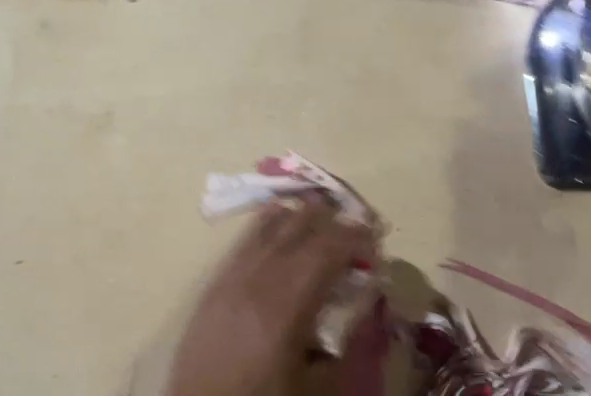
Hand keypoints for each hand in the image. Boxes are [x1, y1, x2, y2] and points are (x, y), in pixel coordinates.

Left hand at [166, 200, 376, 395]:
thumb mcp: (317, 387)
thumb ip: (346, 343)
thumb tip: (365, 302)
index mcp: (286, 304)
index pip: (326, 249)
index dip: (355, 236)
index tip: (376, 235)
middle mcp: (257, 278)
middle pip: (299, 227)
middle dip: (332, 219)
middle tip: (357, 223)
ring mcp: (231, 274)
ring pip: (269, 223)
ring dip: (300, 214)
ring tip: (324, 212)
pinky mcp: (214, 281)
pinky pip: (245, 236)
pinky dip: (268, 220)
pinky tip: (278, 216)